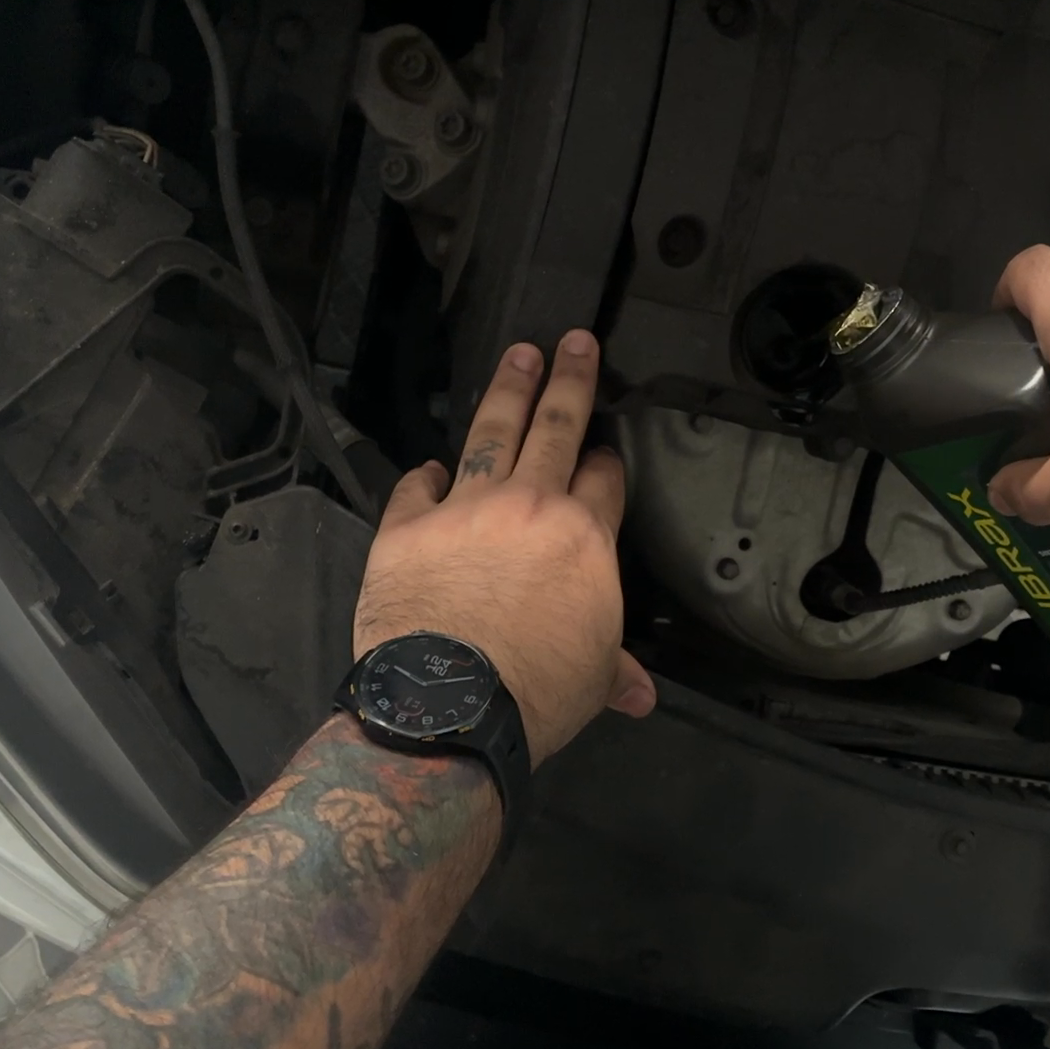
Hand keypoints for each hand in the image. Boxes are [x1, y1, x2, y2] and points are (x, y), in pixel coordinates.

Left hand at [352, 330, 655, 762]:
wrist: (451, 706)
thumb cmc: (536, 691)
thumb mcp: (591, 679)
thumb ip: (616, 671)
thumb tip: (642, 695)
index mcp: (584, 538)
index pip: (604, 480)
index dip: (609, 463)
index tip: (607, 453)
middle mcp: (530, 508)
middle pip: (558, 428)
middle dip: (571, 381)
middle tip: (575, 342)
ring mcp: (466, 510)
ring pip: (493, 434)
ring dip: (509, 392)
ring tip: (520, 356)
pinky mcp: (407, 528)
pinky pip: (417, 488)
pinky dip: (424, 477)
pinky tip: (430, 467)